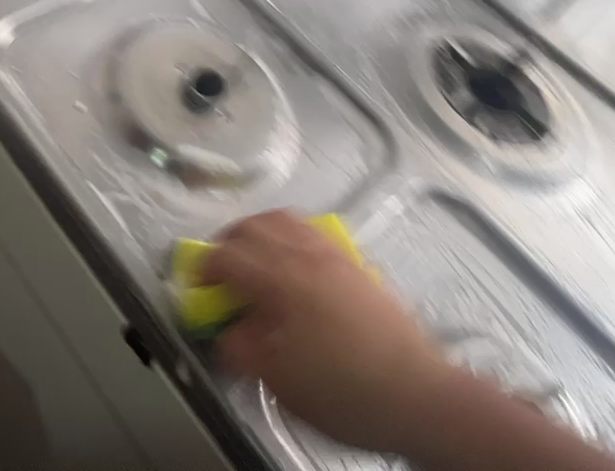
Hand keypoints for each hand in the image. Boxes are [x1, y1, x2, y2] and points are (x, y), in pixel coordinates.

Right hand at [199, 210, 447, 454]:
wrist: (419, 395)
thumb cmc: (344, 391)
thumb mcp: (279, 380)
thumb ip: (241, 348)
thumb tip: (225, 330)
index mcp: (282, 280)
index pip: (227, 255)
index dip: (203, 267)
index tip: (195, 286)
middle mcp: (305, 254)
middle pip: (253, 226)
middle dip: (227, 243)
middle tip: (218, 271)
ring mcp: (333, 253)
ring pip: (283, 219)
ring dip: (257, 232)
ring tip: (250, 257)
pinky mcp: (354, 262)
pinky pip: (310, 230)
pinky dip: (288, 235)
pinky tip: (290, 261)